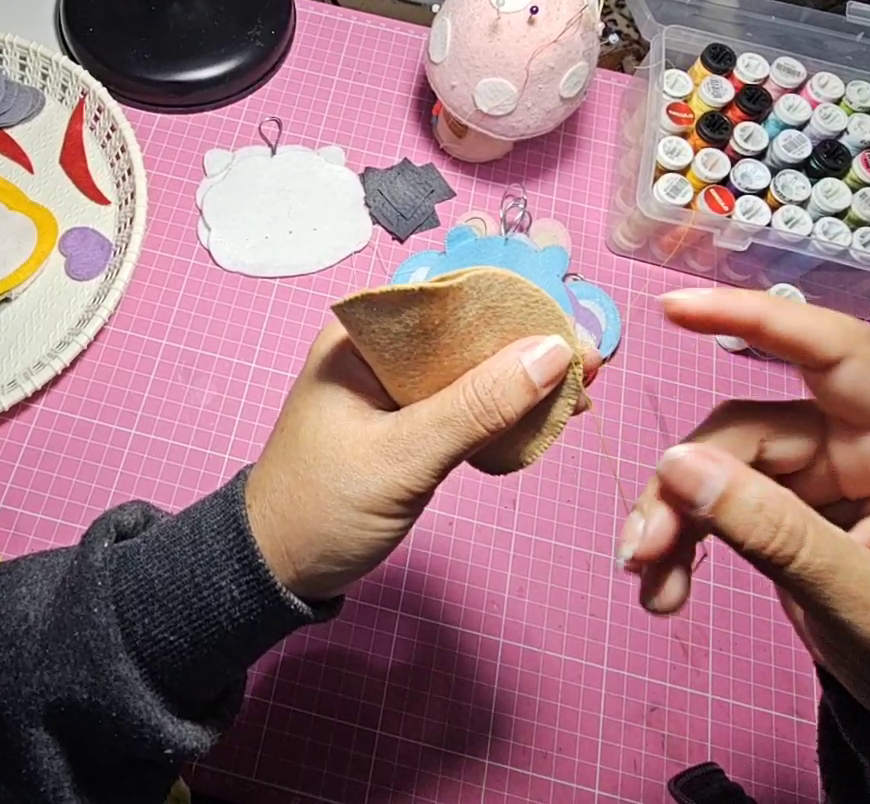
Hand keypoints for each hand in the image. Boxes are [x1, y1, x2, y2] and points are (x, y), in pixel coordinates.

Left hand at [247, 322, 599, 601]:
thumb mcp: (402, 457)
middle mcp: (375, 350)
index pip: (445, 301)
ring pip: (467, 368)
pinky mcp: (403, 420)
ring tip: (581, 390)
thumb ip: (476, 405)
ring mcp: (390, 386)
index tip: (570, 330)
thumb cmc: (324, 506)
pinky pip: (460, 401)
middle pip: (462, 333)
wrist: (279, 568)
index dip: (511, 309)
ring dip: (519, 378)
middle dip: (525, 345)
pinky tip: (541, 417)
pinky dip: (499, 409)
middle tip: (590, 365)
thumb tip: (553, 352)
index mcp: (359, 337)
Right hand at [618, 289, 869, 775]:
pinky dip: (681, 537)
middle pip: (743, 430)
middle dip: (684, 487)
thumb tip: (676, 464)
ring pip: (713, 463)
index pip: (834, 353)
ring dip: (672, 518)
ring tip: (648, 577)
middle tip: (641, 550)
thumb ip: (778, 536)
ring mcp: (814, 472)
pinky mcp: (780, 502)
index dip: (756, 319)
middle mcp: (856, 444)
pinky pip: (711, 498)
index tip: (673, 309)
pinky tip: (665, 584)